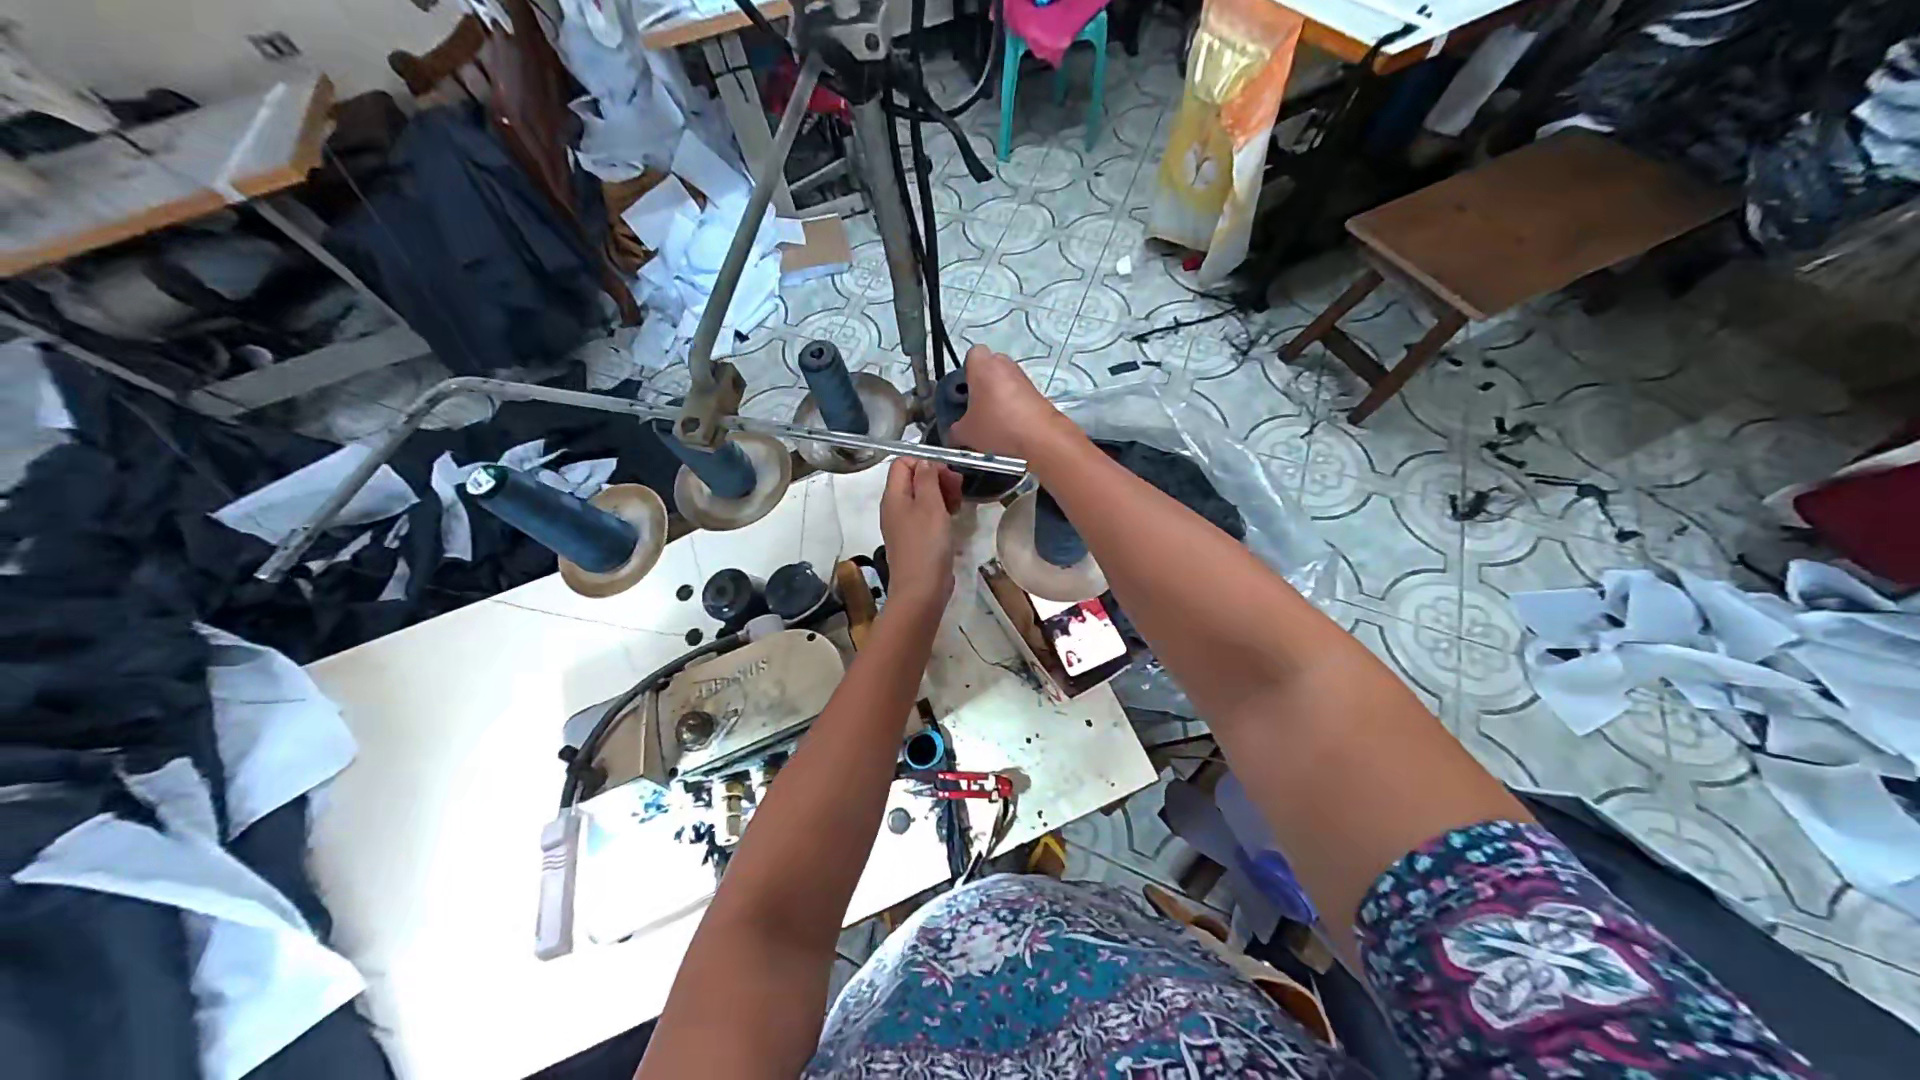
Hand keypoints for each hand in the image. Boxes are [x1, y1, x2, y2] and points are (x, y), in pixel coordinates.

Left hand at [880, 458, 961, 612]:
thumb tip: (925, 462)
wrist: (921, 589)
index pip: (902, 463)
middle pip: (913, 479)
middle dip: (937, 478)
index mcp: (893, 496)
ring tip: (958, 505)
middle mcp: (894, 508)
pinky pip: (925, 516)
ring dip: (941, 495)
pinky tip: (953, 520)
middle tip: (958, 490)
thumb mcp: (930, 505)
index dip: (925, 462)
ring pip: (922, 498)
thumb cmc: (926, 544)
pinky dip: (940, 512)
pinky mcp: (914, 539)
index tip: (947, 475)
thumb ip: (927, 479)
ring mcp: (903, 524)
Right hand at [948, 344, 1080, 461]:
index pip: (971, 354)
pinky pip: (1017, 394)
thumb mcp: (965, 433)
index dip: (964, 371)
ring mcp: (1023, 377)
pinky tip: (1007, 427)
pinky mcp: (1036, 392)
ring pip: (1003, 381)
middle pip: (988, 367)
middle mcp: (1005, 365)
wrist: (1041, 439)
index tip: (962, 392)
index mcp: (983, 366)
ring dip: (996, 396)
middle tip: (974, 407)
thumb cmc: (998, 427)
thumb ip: (954, 429)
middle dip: (980, 384)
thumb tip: (953, 433)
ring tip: (991, 421)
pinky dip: (1011, 406)